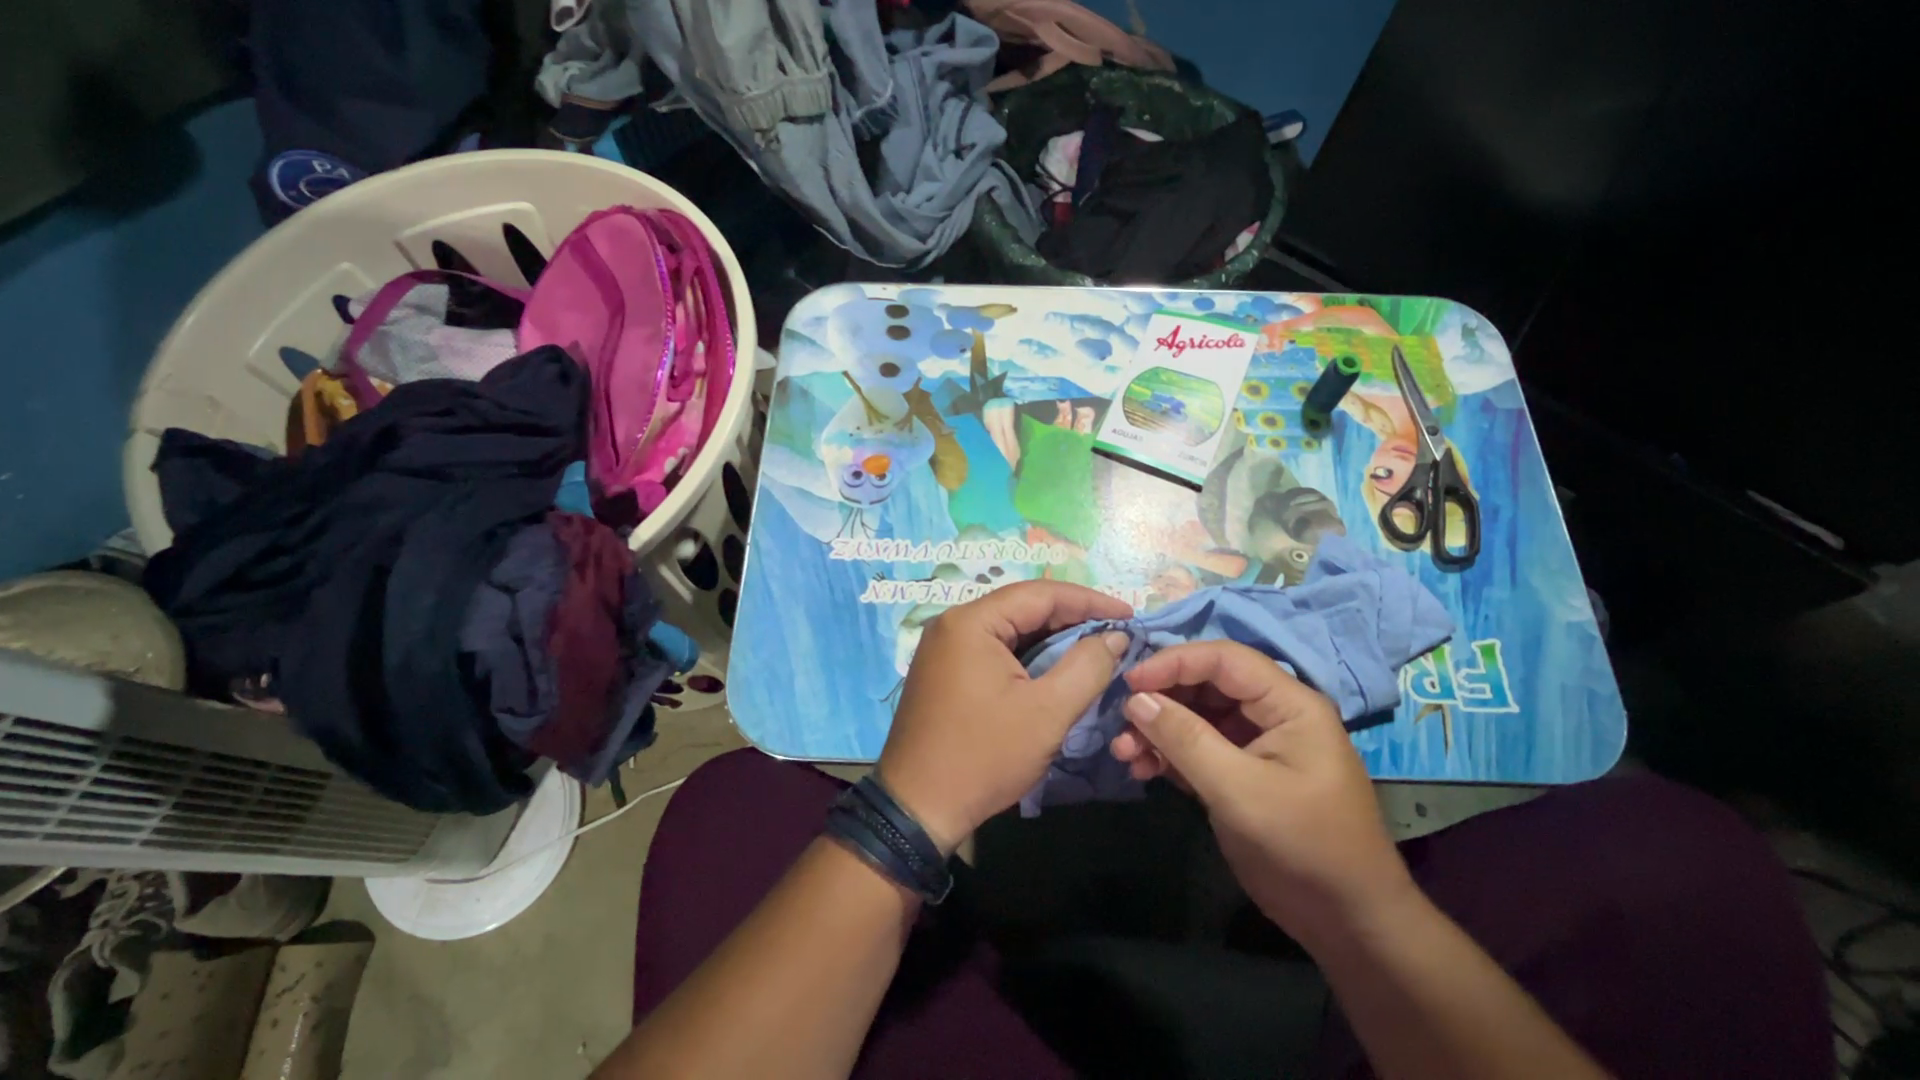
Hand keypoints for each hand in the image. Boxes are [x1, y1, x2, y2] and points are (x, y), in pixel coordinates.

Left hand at [880, 581, 1130, 853]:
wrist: (918, 809)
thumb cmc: (984, 756)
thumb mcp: (1048, 713)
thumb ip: (1087, 667)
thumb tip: (1114, 638)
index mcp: (971, 622)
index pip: (1040, 594)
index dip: (1090, 601)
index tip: (1130, 616)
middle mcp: (951, 625)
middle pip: (1022, 608)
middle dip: (1073, 619)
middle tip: (1117, 634)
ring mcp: (943, 650)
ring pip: (1009, 631)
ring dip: (1051, 640)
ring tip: (1095, 650)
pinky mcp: (943, 674)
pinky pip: (993, 652)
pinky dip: (1028, 658)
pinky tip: (1056, 670)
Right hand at [1110, 641, 1417, 948]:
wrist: (1345, 918)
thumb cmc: (1303, 844)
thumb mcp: (1239, 790)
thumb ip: (1186, 739)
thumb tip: (1136, 699)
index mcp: (1288, 704)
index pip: (1224, 660)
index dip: (1174, 662)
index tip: (1128, 681)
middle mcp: (1272, 716)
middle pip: (1206, 686)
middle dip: (1161, 700)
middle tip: (1120, 724)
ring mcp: (1256, 747)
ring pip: (1196, 719)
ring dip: (1158, 731)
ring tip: (1124, 755)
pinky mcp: (1241, 777)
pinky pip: (1197, 750)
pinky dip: (1168, 756)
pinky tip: (1142, 771)